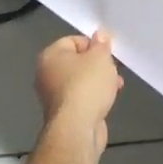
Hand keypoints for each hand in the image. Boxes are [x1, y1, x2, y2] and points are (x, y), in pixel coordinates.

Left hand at [36, 30, 122, 150]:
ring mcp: (53, 95)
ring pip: (80, 81)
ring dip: (98, 81)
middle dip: (98, 65)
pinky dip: (93, 97)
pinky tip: (107, 100)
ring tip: (115, 85)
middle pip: (77, 61)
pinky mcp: (63, 113)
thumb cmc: (86, 86)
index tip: (108, 53)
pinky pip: (81, 97)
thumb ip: (101, 44)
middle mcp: (46, 74)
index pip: (73, 40)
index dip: (93, 44)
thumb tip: (100, 35)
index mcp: (50, 55)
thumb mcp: (100, 58)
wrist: (77, 128)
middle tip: (113, 69)